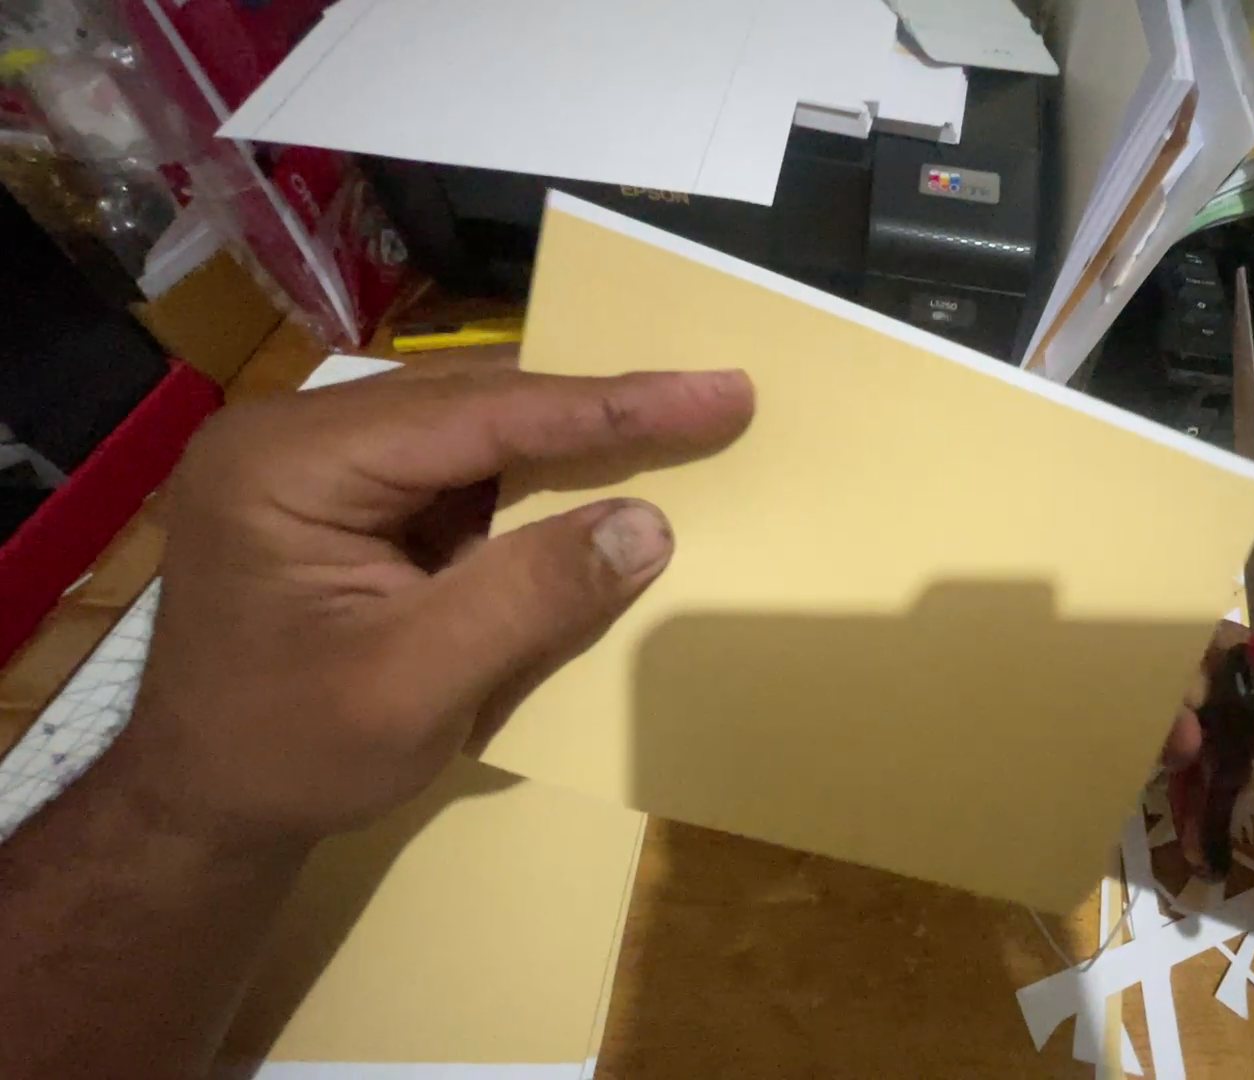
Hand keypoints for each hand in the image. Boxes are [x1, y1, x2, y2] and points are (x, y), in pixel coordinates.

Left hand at [112, 355, 753, 849]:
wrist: (212, 804)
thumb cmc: (291, 753)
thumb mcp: (414, 687)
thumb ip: (530, 598)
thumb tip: (651, 525)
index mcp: (292, 465)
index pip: (484, 415)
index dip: (614, 406)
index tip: (719, 394)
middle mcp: (310, 438)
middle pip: (490, 398)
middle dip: (609, 405)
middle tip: (713, 400)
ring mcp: (341, 463)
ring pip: (492, 420)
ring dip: (589, 430)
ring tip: (680, 423)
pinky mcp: (376, 497)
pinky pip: (486, 462)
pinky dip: (560, 469)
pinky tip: (607, 472)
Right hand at [1165, 622, 1253, 1038]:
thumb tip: (1248, 875)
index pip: (1238, 651)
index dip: (1183, 681)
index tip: (1178, 751)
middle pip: (1230, 674)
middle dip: (1184, 722)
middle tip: (1183, 797)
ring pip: (1250, 705)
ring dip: (1212, 750)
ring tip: (1205, 821)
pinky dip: (1242, 766)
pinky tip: (1245, 826)